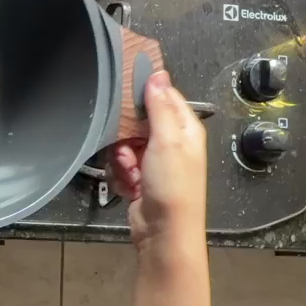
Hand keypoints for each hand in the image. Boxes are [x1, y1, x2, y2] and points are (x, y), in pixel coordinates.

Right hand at [110, 71, 208, 263]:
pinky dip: (120, 175)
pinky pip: (120, 165)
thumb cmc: (172, 186)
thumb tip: (158, 73)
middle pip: (138, 122)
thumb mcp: (168, 140)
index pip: (163, 97)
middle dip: (126, 136)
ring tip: (131, 174)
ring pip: (124, 144)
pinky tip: (129, 186)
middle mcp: (171, 143)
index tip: (126, 99)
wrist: (163, 231)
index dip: (144, 97)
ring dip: (121, 159)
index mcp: (185, 128)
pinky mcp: (140, 178)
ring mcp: (154, 162)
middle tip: (130, 151)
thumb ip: (161, 106)